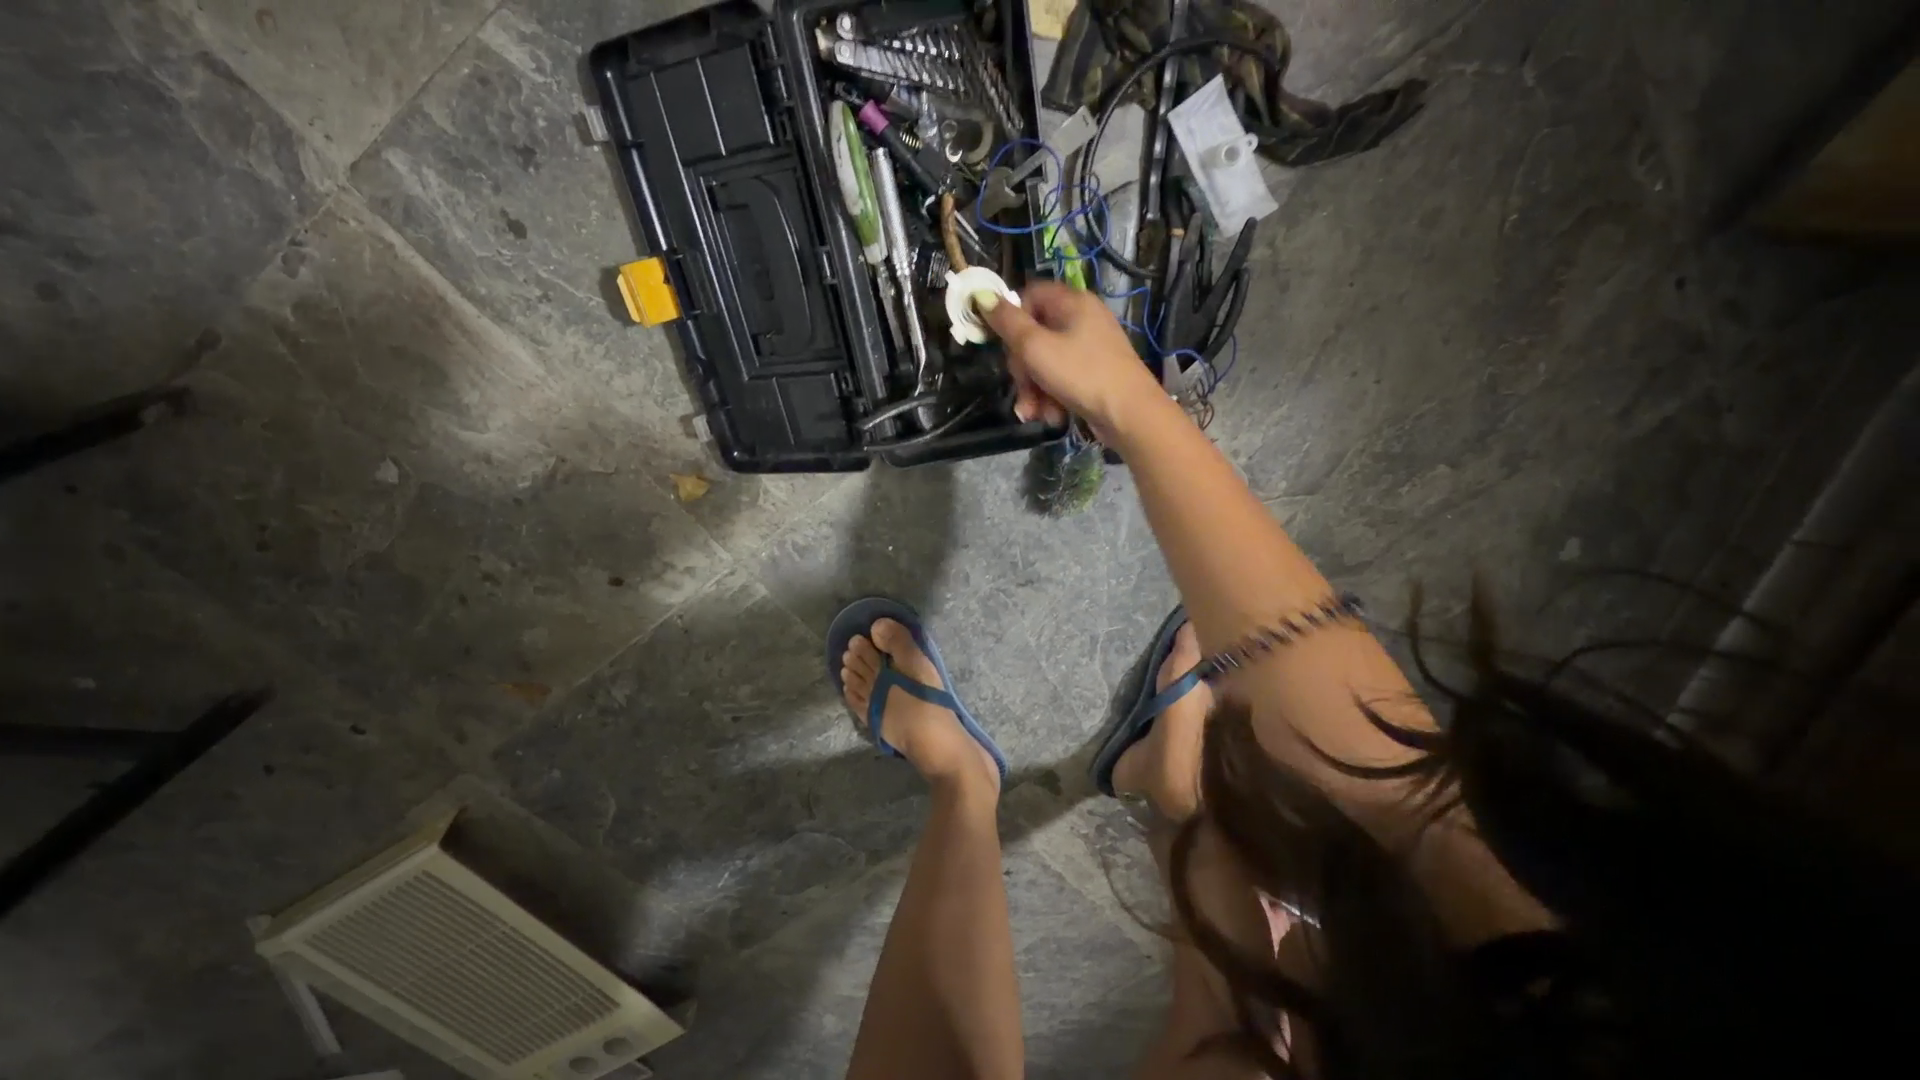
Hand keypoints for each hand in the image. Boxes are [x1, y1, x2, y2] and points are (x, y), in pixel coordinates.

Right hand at [980, 282, 1163, 438]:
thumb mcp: (1036, 348)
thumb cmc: (1081, 375)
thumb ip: (1007, 323)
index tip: (1005, 346)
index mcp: (1072, 302)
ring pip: (1046, 362)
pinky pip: (1062, 379)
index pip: (1030, 296)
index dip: (1012, 320)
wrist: (1130, 415)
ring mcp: (1091, 347)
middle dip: (1022, 368)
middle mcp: (1083, 319)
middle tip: (1022, 388)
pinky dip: (1053, 397)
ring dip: (1034, 390)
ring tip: (1035, 413)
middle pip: (1035, 334)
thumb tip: (984, 297)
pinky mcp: (1095, 374)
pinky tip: (1053, 417)